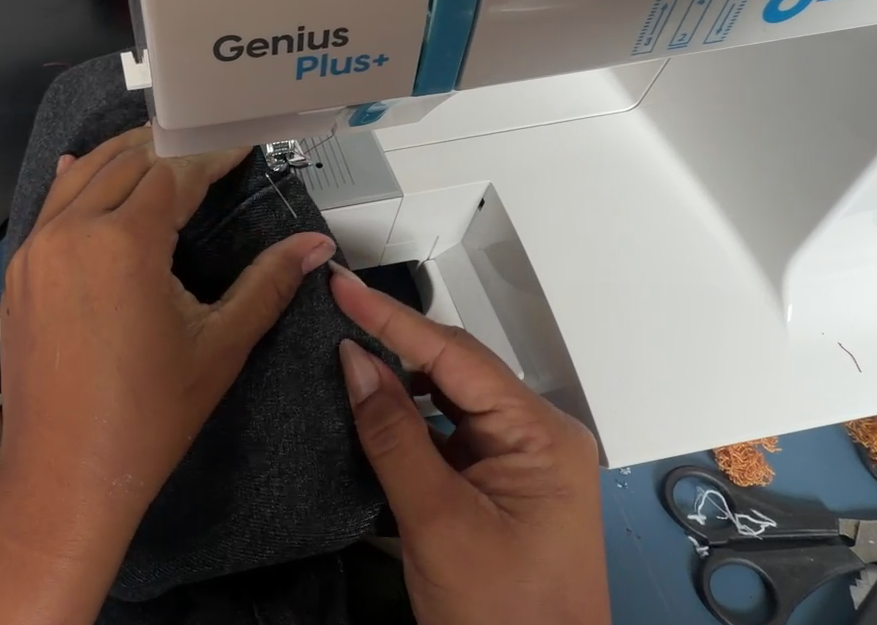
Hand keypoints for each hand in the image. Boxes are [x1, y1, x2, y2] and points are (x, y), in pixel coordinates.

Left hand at [0, 126, 337, 624]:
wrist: (63, 475)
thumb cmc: (148, 417)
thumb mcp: (219, 347)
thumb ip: (269, 283)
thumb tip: (316, 245)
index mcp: (124, 243)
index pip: (175, 171)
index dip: (211, 154)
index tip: (240, 142)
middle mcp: (74, 230)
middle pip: (129, 160)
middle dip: (172, 147)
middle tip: (210, 147)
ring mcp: (38, 246)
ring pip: (86, 173)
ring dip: (127, 155)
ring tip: (164, 150)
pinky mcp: (20, 267)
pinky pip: (52, 203)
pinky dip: (80, 180)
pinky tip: (89, 168)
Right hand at [331, 265, 610, 624]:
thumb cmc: (497, 615)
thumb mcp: (436, 522)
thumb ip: (392, 432)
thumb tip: (352, 357)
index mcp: (540, 434)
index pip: (454, 354)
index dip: (391, 317)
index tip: (341, 285)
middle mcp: (539, 432)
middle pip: (456, 367)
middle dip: (395, 339)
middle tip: (336, 309)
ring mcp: (522, 456)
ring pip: (450, 394)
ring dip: (400, 377)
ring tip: (347, 352)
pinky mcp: (502, 478)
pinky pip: (450, 427)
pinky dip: (410, 415)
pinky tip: (376, 405)